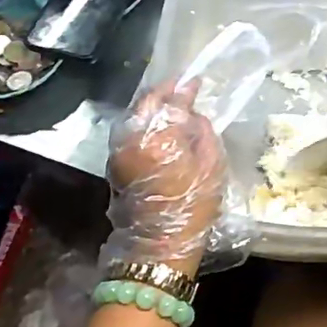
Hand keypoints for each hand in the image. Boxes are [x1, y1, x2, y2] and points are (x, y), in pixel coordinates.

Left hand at [105, 80, 226, 267]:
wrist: (158, 245)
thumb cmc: (191, 205)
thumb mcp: (211, 167)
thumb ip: (203, 133)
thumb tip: (195, 115)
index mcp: (158, 136)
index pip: (172, 101)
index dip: (185, 89)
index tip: (196, 81)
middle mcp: (132, 138)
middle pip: (145, 103)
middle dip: (163, 92)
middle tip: (180, 87)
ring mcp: (119, 151)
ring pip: (134, 116)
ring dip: (151, 107)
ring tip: (170, 103)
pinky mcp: (114, 164)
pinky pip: (129, 131)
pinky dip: (143, 122)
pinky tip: (158, 125)